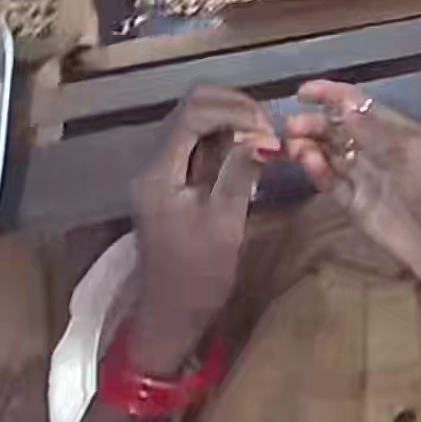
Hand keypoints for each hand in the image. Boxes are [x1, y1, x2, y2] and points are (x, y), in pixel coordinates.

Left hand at [127, 85, 279, 374]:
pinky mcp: (171, 172)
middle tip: (265, 126)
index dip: (231, 110)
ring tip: (260, 134)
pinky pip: (196, 136)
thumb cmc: (197, 277)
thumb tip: (267, 136)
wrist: (170, 315)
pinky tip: (245, 146)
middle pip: (189, 107)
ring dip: (228, 116)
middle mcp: (153, 160)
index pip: (191, 115)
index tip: (265, 126)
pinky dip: (223, 132)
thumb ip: (240, 174)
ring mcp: (160, 165)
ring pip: (193, 116)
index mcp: (158, 172)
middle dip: (231, 106)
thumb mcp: (225, 225)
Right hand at [284, 80, 420, 350]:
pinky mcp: (359, 207)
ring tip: (292, 146)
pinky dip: (317, 172)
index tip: (301, 92)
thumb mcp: (408, 150)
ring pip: (330, 155)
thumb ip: (370, 128)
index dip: (328, 94)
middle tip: (289, 127)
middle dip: (313, 122)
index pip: (354, 103)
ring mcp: (367, 179)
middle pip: (337, 128)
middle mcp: (377, 149)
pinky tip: (307, 165)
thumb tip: (338, 103)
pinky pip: (332, 183)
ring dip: (310, 146)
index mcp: (394, 128)